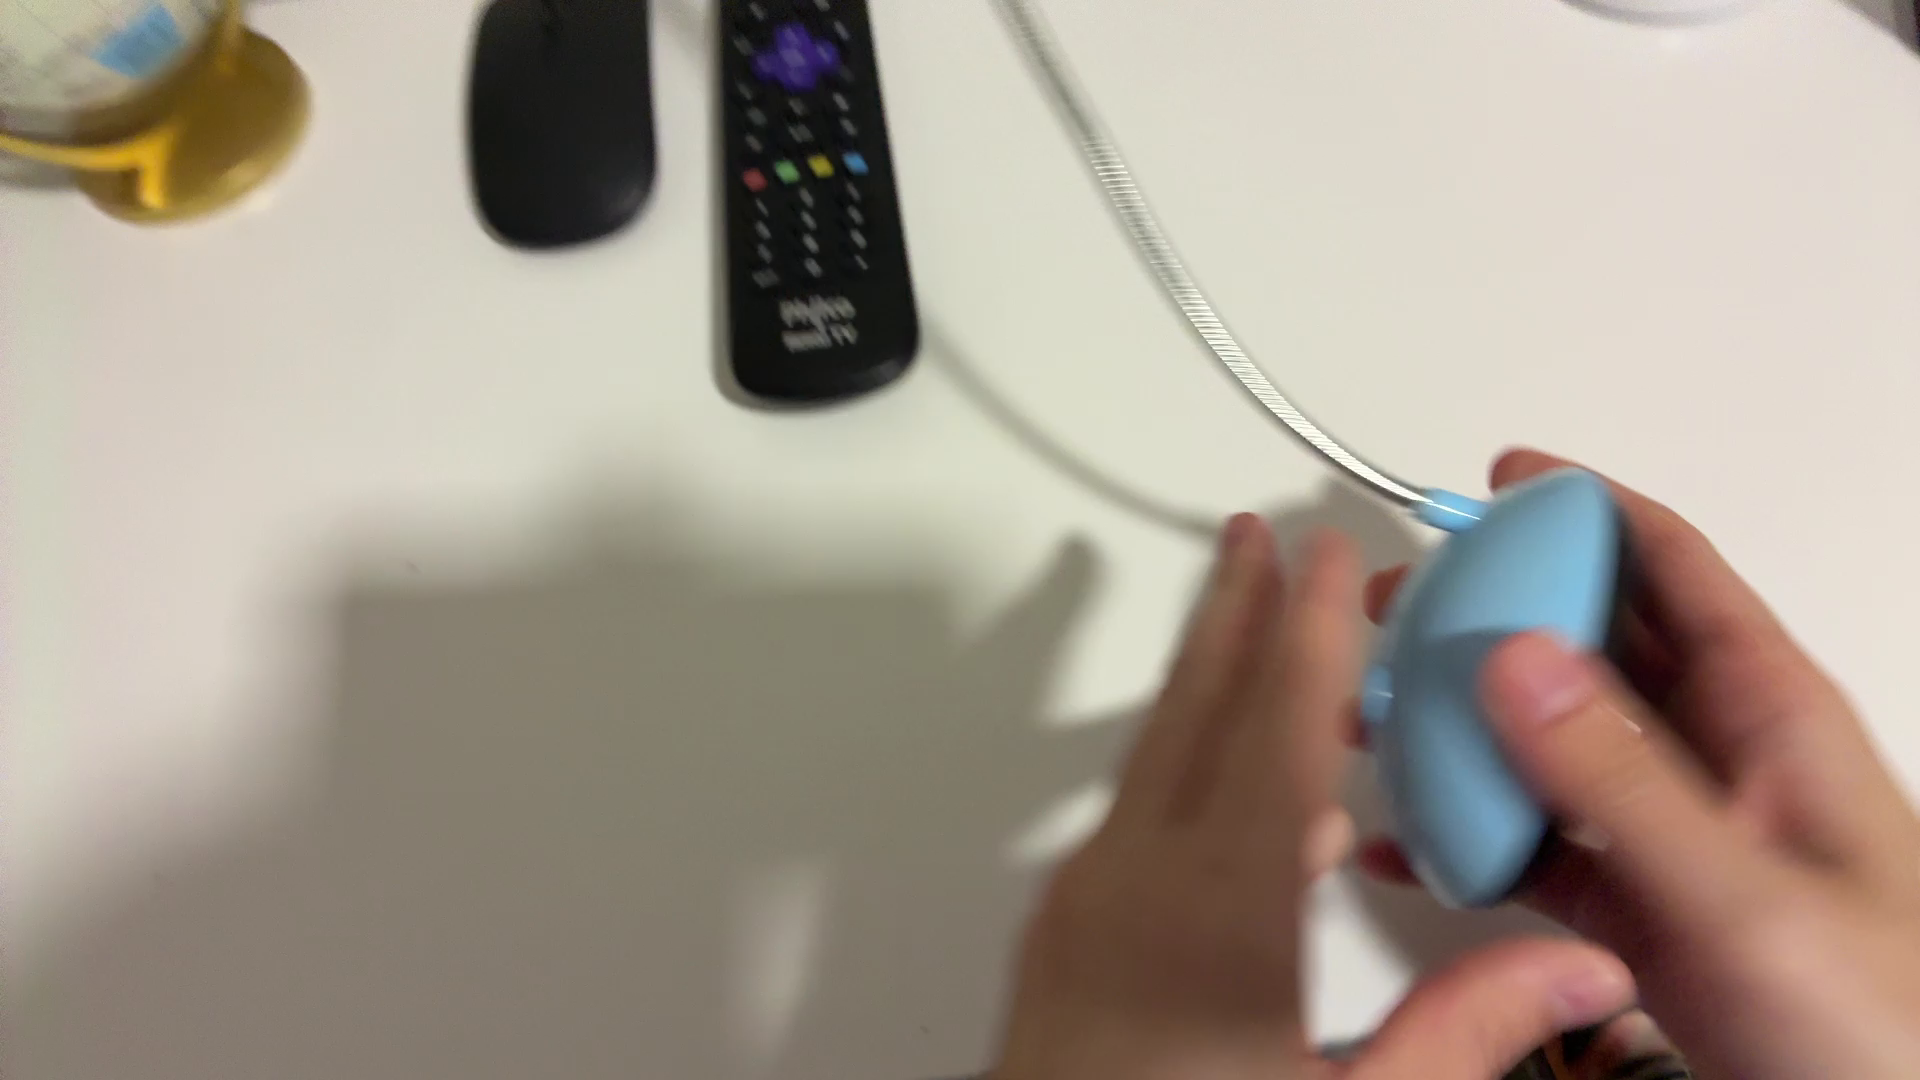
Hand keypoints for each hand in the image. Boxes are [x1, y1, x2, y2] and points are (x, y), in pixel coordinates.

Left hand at [990, 515, 1635, 1079]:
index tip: (1318, 556)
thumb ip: (1461, 1033)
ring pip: (1160, 741)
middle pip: (1195, 704)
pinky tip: (1244, 771)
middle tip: (1253, 531)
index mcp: (1216, 910)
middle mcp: (1137, 867)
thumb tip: (1581, 964)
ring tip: (1252, 617)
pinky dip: (1191, 758)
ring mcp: (1089, 877)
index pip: (1272, 732)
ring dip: (1208, 671)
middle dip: (1232, 607)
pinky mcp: (1070, 900)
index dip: (1304, 633)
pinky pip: (1140, 801)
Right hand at [1357, 449, 1919, 1079]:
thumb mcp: (1744, 896)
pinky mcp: (1600, 871)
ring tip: (1369, 715)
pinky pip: (1505, 819)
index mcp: (1758, 714)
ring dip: (1439, 712)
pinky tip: (1393, 835)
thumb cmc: (1876, 1025)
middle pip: (1571, 635)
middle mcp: (1690, 744)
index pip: (1670, 570)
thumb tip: (1507, 654)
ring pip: (1521, 723)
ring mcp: (1639, 808)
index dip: (1589, 508)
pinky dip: (1444, 820)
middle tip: (1395, 597)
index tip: (1504, 476)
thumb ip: (1621, 778)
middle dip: (1477, 603)